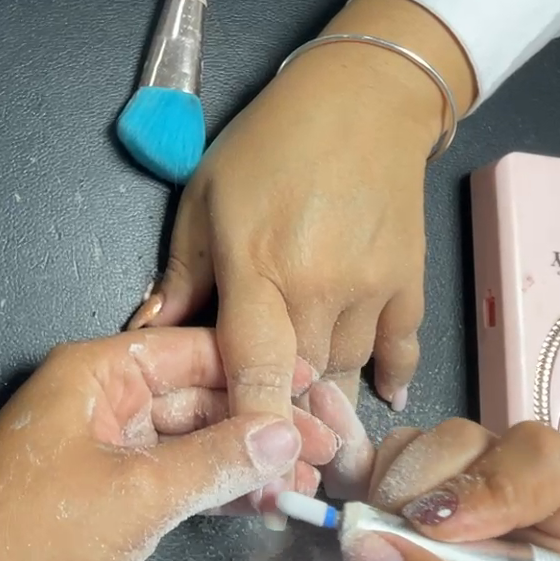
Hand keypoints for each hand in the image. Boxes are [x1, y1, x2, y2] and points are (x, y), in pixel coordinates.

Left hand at [0, 328, 338, 560]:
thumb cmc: (30, 537)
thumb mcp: (133, 494)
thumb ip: (212, 461)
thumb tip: (280, 434)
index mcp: (98, 372)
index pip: (193, 352)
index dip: (258, 370)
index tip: (315, 389)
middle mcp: (106, 397)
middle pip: (198, 396)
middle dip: (260, 423)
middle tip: (326, 447)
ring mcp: (111, 445)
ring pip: (193, 440)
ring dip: (245, 460)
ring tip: (307, 481)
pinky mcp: (114, 489)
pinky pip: (177, 476)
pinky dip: (217, 488)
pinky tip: (263, 502)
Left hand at [130, 0, 467, 476]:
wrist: (363, 100)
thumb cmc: (268, 146)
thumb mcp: (205, 199)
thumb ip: (182, 274)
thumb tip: (149, 327)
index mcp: (258, 268)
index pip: (252, 366)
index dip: (247, 422)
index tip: (240, 460)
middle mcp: (319, 290)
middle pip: (298, 380)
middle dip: (277, 406)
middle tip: (258, 423)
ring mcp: (372, 290)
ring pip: (343, 371)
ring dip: (318, 388)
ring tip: (302, 402)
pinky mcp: (410, 283)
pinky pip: (399, 351)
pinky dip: (383, 376)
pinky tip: (372, 394)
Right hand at [336, 416, 559, 560]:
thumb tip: (370, 546)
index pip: (548, 467)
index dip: (494, 481)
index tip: (441, 530)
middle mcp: (521, 511)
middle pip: (476, 443)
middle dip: (428, 481)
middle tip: (398, 531)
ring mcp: (457, 508)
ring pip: (422, 446)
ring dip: (390, 482)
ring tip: (378, 540)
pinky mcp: (401, 513)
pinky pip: (377, 464)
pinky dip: (359, 481)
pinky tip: (358, 525)